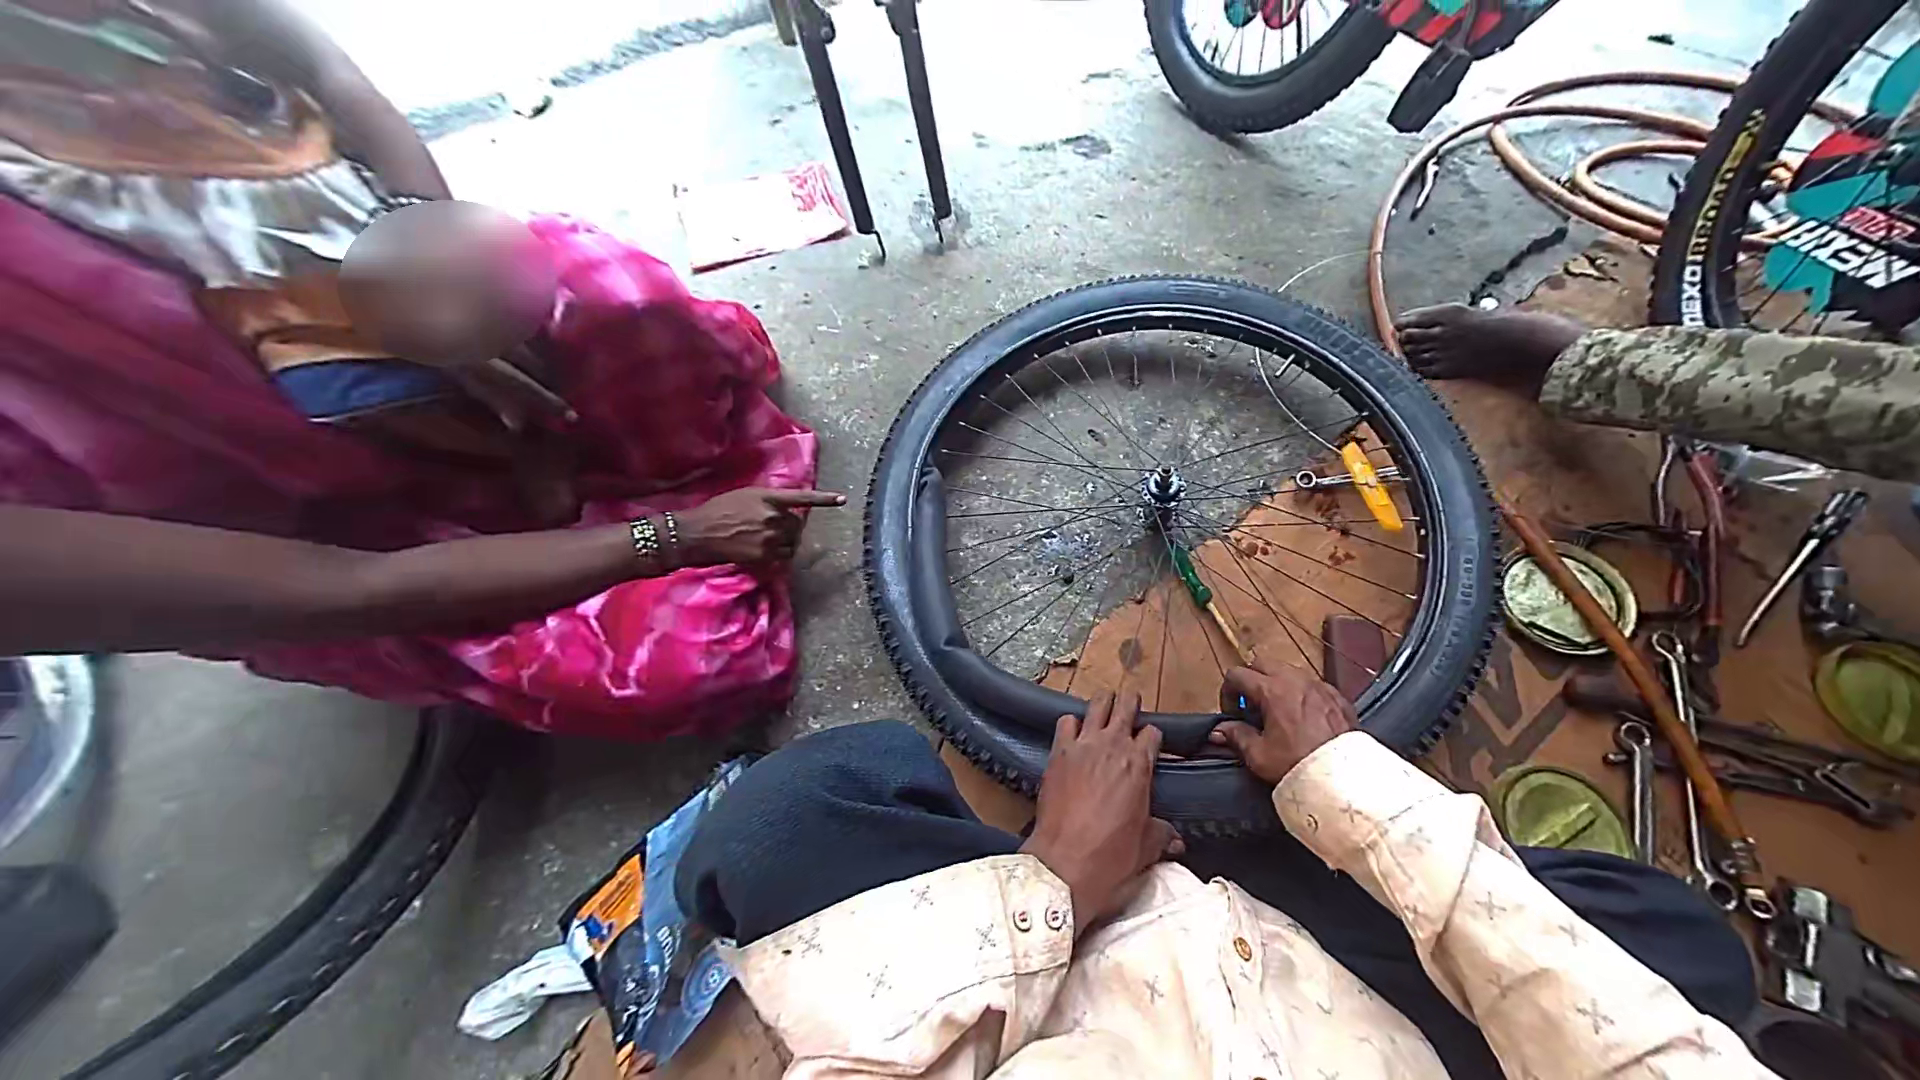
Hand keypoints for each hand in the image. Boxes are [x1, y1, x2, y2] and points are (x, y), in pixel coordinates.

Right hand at [675, 488, 844, 565]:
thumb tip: (785, 507)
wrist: (697, 533)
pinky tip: (764, 552)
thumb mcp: (744, 495)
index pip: (803, 498)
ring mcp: (771, 537)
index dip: (824, 499)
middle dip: (790, 528)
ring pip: (793, 542)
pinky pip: (783, 556)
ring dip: (786, 542)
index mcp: (769, 498)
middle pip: (797, 524)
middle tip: (772, 530)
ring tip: (766, 541)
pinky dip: (779, 555)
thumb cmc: (717, 511)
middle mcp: (773, 516)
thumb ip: (768, 499)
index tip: (843, 499)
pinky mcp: (766, 555)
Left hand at [1020, 692, 1182, 932]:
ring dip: (1102, 704)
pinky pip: (1065, 722)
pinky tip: (1072, 732)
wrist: (1064, 863)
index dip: (1152, 737)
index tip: (1150, 742)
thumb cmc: (1110, 857)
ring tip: (1104, 705)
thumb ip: (1161, 835)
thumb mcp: (1146, 848)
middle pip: (1126, 707)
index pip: (1152, 734)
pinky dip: (1070, 723)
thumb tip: (1175, 839)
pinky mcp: (1058, 752)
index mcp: (1140, 766)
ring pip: (1096, 706)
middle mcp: (1113, 747)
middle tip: (1130, 701)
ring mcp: (1083, 745)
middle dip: (1130, 703)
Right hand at [1210, 662, 1356, 785]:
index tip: (1233, 712)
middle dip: (1251, 680)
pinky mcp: (1338, 697)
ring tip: (1277, 711)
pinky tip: (1302, 716)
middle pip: (1262, 663)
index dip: (1228, 692)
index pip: (1237, 674)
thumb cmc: (1300, 765)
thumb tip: (1220, 730)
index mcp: (1272, 690)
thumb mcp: (1258, 754)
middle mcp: (1296, 681)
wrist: (1345, 779)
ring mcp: (1319, 686)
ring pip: (1289, 671)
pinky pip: (1312, 684)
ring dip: (1276, 684)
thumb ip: (1236, 736)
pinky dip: (1301, 693)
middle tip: (1251, 706)